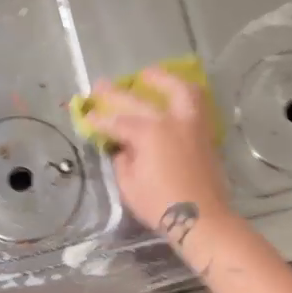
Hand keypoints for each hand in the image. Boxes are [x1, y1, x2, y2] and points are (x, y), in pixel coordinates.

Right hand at [84, 66, 234, 250]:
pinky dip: (183, 95)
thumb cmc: (160, 205)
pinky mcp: (205, 134)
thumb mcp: (129, 186)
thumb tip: (123, 148)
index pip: (117, 122)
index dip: (98, 120)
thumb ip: (123, 161)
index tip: (86, 116)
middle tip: (100, 84)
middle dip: (116, 93)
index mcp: (149, 133)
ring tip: (149, 74)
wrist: (201, 218)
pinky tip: (175, 97)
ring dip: (163, 80)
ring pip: (180, 90)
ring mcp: (192, 124)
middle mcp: (171, 120)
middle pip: (140, 100)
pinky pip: (197, 104)